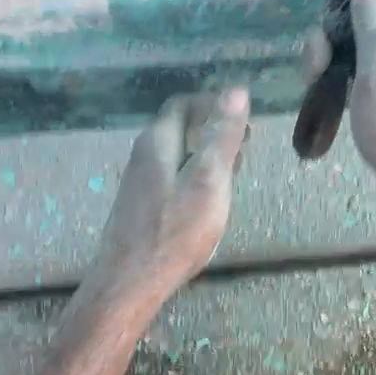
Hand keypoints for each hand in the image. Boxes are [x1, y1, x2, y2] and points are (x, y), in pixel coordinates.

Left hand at [89, 89, 249, 302]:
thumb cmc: (175, 232)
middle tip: (244, 147)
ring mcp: (139, 183)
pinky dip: (195, 176)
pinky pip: (171, 176)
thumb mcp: (209, 181)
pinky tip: (209, 200)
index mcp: (158, 143)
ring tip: (234, 172)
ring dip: (206, 155)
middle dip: (213, 130)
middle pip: (179, 128)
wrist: (130, 283)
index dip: (213, 105)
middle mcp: (143, 156)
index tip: (243, 120)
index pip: (183, 104)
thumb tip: (236, 91)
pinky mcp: (140, 206)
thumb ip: (222, 136)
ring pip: (176, 154)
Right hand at [304, 0, 375, 196]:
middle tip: (318, 65)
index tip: (328, 29)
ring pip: (360, 38)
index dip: (351, 2)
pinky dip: (345, 68)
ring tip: (318, 79)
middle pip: (367, 14)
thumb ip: (373, 23)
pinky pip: (365, 59)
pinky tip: (329, 86)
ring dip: (333, 54)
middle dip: (336, 34)